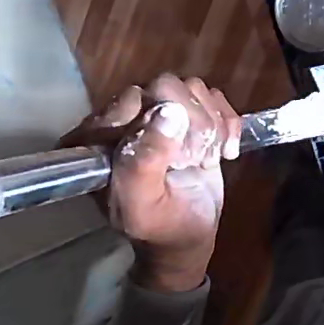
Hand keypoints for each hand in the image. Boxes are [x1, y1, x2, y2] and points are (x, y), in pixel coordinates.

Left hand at [61, 74, 241, 291]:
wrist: (189, 238)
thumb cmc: (162, 227)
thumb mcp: (143, 204)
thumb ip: (144, 161)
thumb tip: (169, 111)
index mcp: (95, 136)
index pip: (132, 100)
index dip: (162, 124)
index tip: (177, 159)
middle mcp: (122, 117)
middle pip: (165, 86)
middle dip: (193, 123)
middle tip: (196, 158)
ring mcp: (156, 113)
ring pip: (191, 88)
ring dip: (211, 125)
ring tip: (207, 158)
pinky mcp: (186, 115)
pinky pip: (210, 96)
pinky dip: (227, 122)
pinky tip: (223, 151)